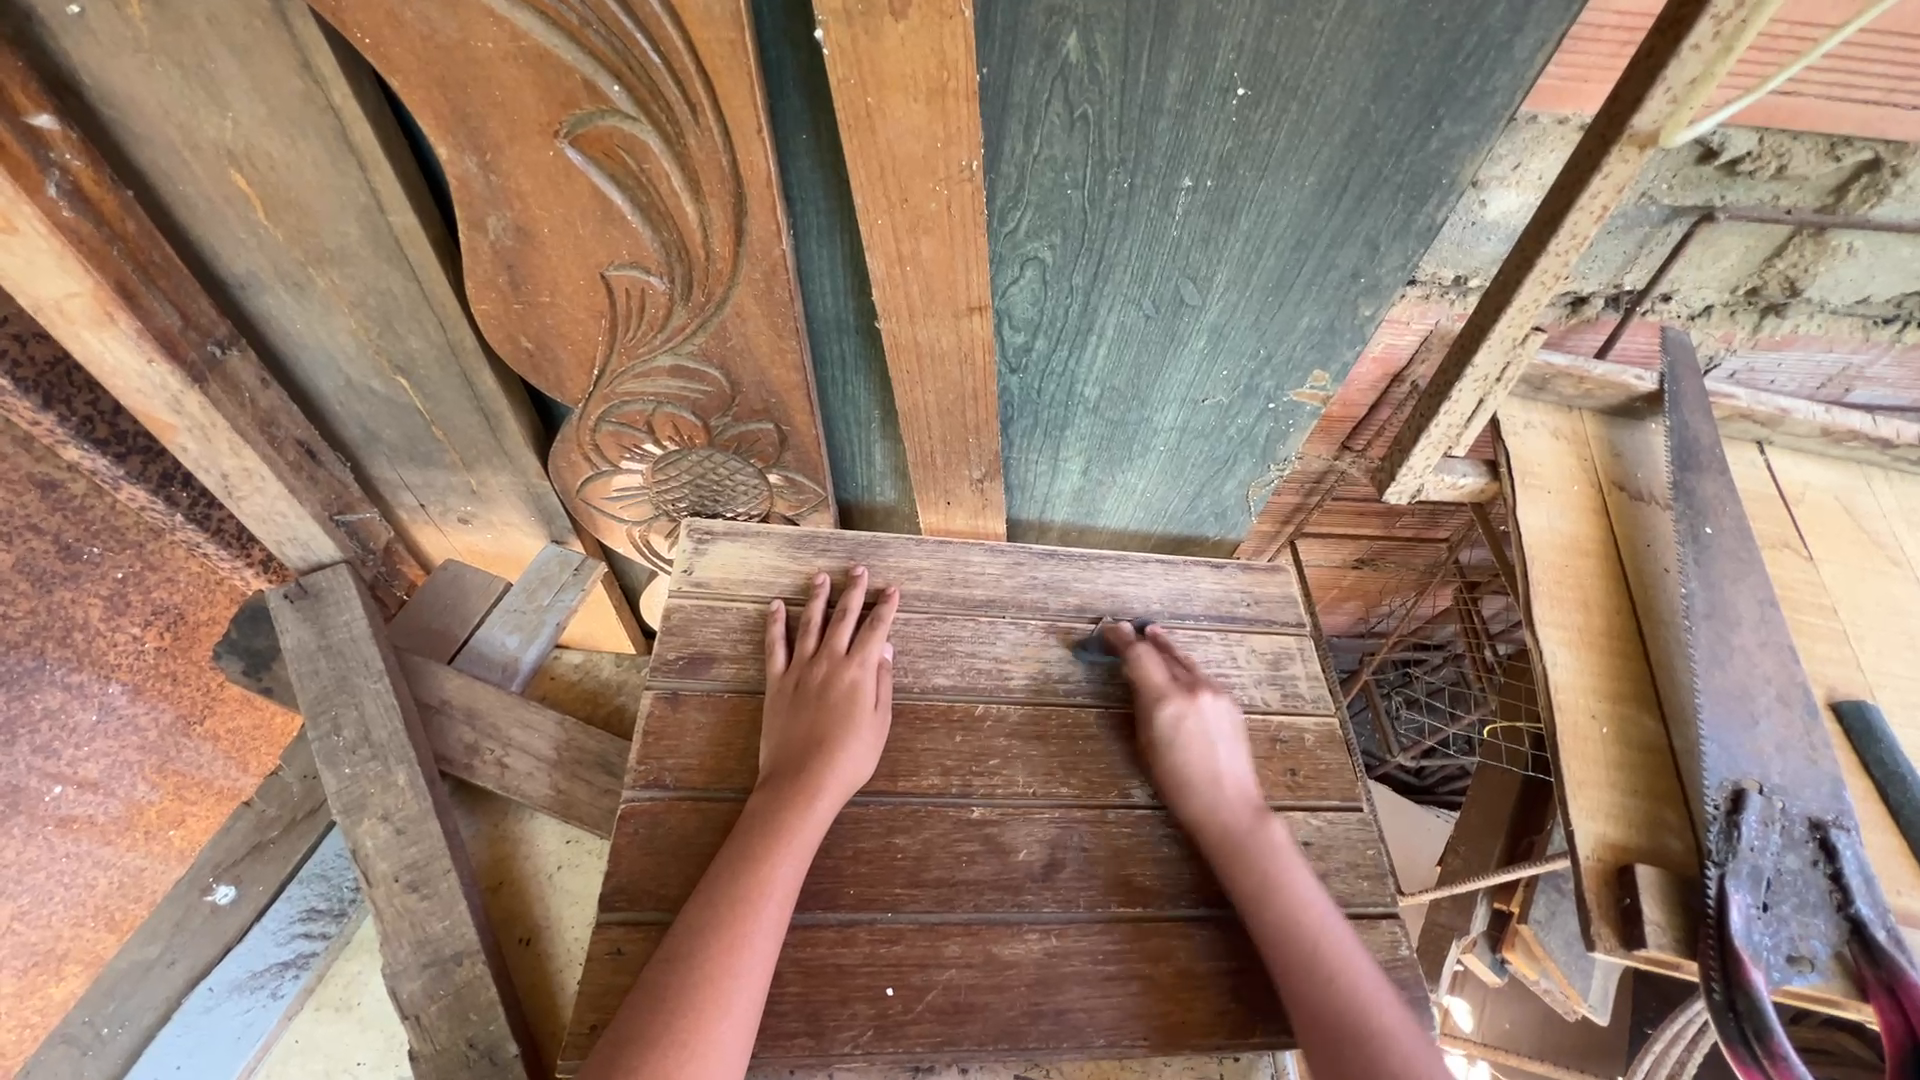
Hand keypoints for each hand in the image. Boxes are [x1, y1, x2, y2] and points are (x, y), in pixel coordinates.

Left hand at [757, 567, 898, 812]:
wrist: (802, 780)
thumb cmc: (850, 758)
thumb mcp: (880, 722)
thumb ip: (882, 682)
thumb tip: (884, 649)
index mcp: (859, 671)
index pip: (875, 629)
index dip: (885, 607)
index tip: (892, 589)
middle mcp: (829, 661)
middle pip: (843, 617)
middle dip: (854, 591)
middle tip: (859, 569)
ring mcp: (800, 669)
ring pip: (810, 623)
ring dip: (817, 598)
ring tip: (821, 577)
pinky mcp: (777, 681)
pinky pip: (775, 645)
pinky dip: (776, 623)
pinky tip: (777, 606)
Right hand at [1102, 621, 1267, 842]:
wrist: (1227, 805)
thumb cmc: (1175, 784)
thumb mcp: (1144, 744)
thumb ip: (1140, 704)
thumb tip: (1133, 678)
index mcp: (1165, 700)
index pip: (1139, 655)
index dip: (1122, 639)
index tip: (1110, 630)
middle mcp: (1192, 688)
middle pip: (1163, 651)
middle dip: (1143, 640)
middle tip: (1127, 628)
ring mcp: (1215, 692)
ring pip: (1185, 660)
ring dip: (1166, 648)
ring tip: (1153, 634)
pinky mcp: (1230, 701)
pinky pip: (1201, 676)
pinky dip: (1184, 668)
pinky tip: (1179, 670)